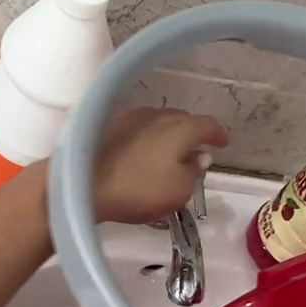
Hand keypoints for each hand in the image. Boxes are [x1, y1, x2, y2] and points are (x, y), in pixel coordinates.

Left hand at [90, 107, 228, 224]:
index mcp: (180, 128)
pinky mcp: (110, 127)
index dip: (218, 134)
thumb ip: (193, 172)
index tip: (223, 143)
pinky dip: (150, 136)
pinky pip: (141, 127)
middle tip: (198, 148)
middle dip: (193, 131)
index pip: (207, 124)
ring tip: (172, 150)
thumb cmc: (139, 190)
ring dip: (170, 133)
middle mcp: (158, 115)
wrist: (82, 184)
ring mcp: (131, 118)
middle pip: (183, 118)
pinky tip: (147, 150)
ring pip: (160, 120)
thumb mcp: (178, 190)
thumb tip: (200, 156)